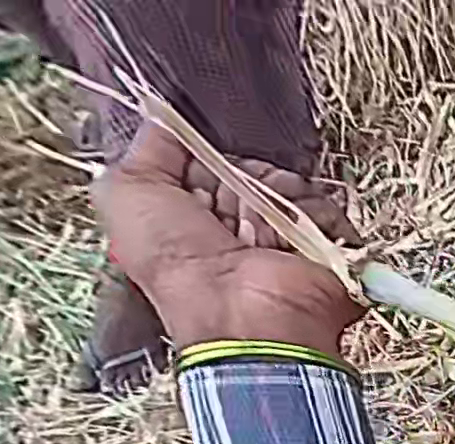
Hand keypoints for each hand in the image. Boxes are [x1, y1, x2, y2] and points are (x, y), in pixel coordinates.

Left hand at [93, 123, 363, 357]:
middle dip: (241, 178)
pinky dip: (312, 215)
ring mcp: (289, 241)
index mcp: (202, 220)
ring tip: (266, 231)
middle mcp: (247, 230)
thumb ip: (145, 149)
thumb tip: (167, 118)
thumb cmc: (178, 264)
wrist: (243, 313)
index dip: (203, 162)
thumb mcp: (127, 192)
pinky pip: (326, 210)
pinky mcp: (327, 252)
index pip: (211, 162)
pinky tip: (295, 236)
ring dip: (276, 198)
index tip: (199, 181)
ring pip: (290, 185)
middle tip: (232, 211)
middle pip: (252, 170)